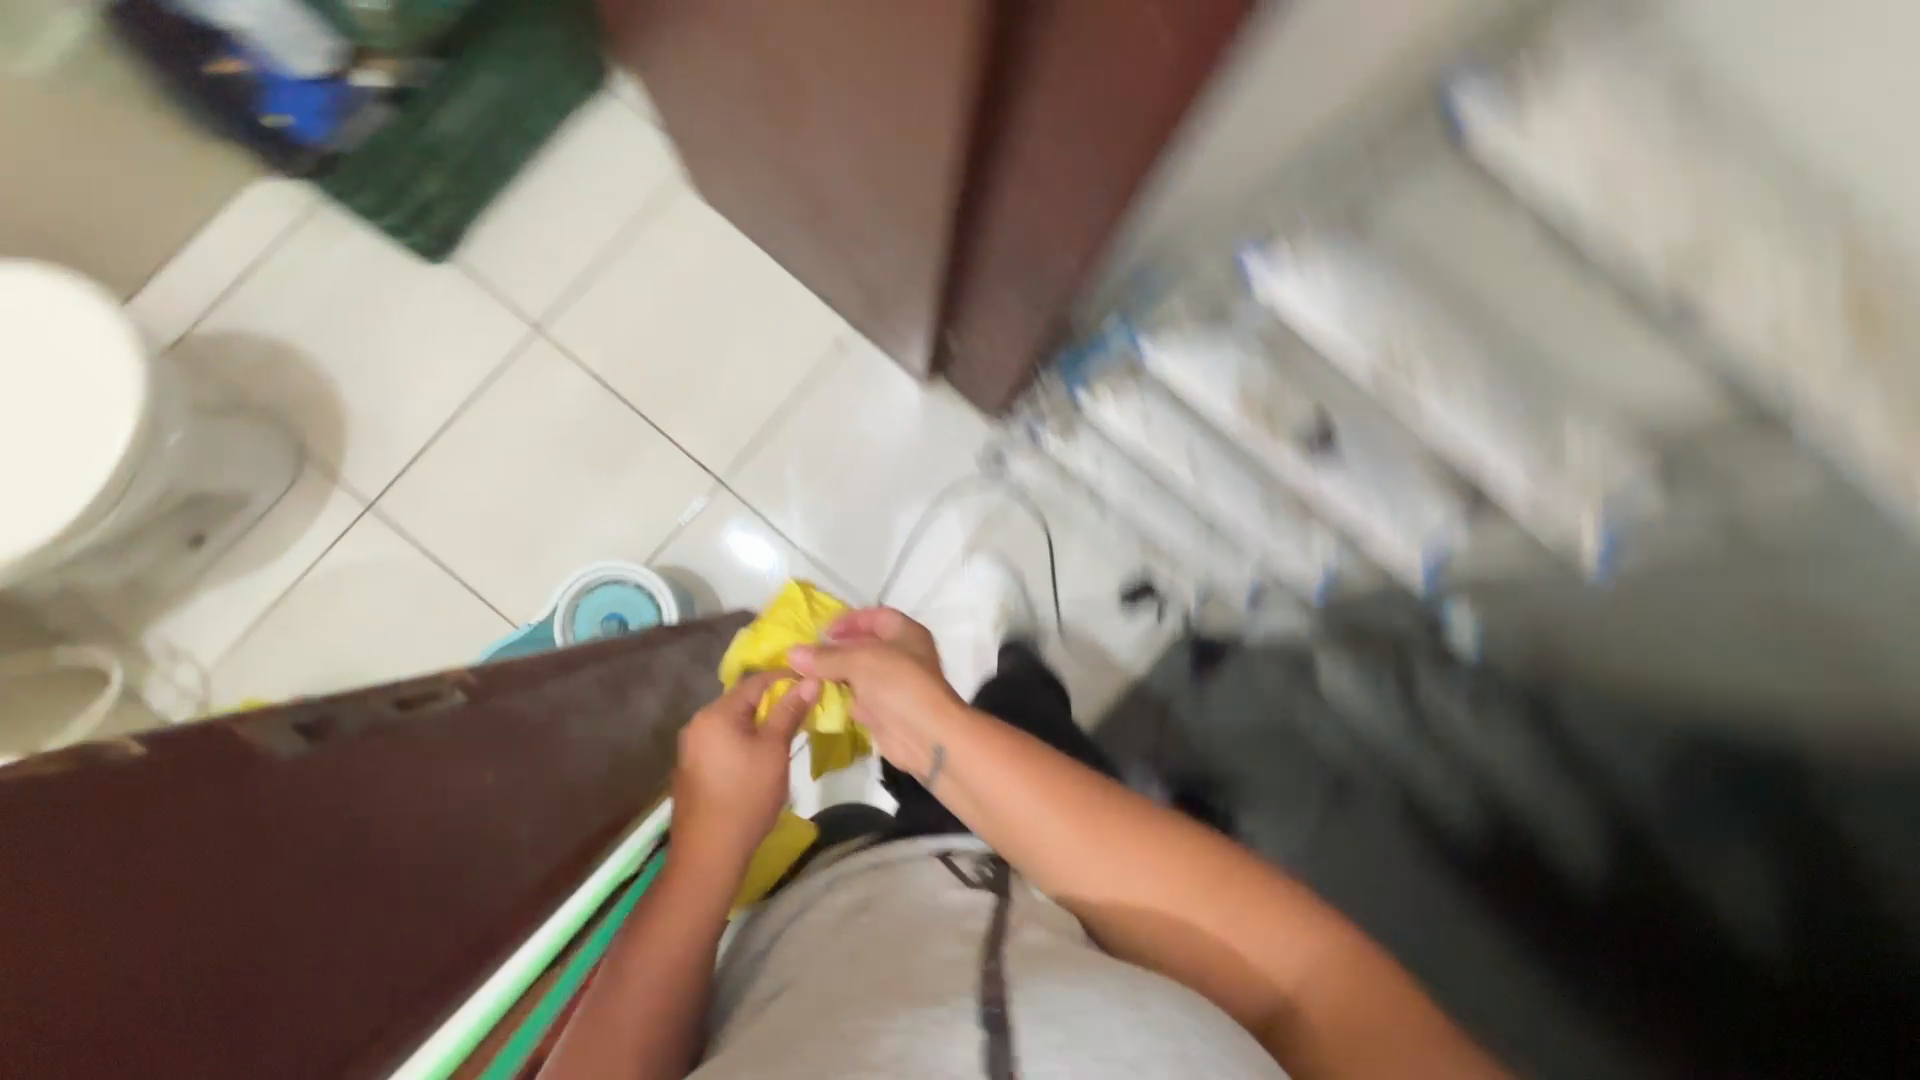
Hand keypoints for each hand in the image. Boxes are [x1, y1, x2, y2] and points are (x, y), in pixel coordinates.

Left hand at [670, 671, 817, 875]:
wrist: (709, 852)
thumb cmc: (746, 796)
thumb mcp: (774, 750)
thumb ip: (790, 711)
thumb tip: (810, 679)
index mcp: (716, 713)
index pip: (756, 681)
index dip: (787, 679)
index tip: (813, 684)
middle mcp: (698, 723)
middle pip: (742, 700)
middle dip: (774, 702)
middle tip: (804, 711)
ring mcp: (691, 747)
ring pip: (733, 722)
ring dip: (760, 723)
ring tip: (787, 733)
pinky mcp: (693, 768)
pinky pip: (723, 741)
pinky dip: (744, 740)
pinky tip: (761, 757)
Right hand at [790, 607, 965, 779]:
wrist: (924, 734)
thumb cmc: (897, 683)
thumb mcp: (859, 661)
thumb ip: (825, 657)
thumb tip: (792, 653)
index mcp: (906, 634)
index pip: (877, 617)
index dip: (851, 620)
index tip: (823, 631)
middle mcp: (904, 656)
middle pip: (867, 646)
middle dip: (838, 650)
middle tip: (808, 656)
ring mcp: (895, 686)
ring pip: (861, 675)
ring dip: (836, 675)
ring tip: (806, 676)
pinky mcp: (886, 712)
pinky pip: (859, 700)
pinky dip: (841, 699)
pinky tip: (818, 699)